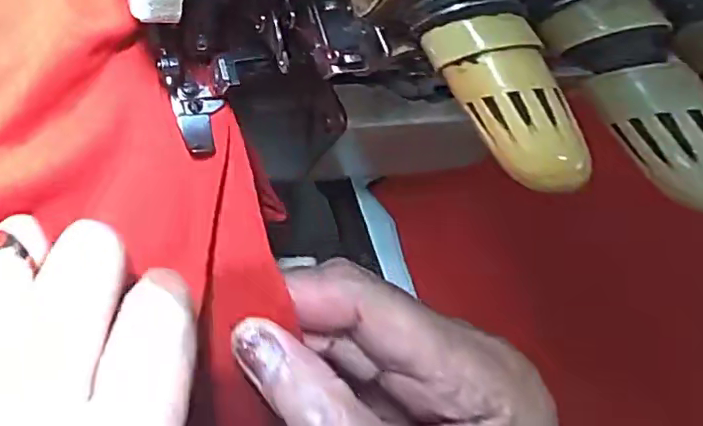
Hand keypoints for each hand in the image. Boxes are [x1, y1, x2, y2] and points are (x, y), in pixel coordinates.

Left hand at [0, 215, 197, 425]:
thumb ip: (146, 414)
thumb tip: (158, 364)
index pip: (162, 310)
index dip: (162, 302)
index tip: (152, 308)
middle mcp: (41, 374)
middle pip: (92, 247)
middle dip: (95, 266)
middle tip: (81, 305)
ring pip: (16, 235)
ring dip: (22, 263)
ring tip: (12, 304)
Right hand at [233, 258, 554, 425]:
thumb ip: (328, 411)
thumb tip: (250, 336)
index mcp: (477, 367)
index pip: (359, 293)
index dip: (287, 293)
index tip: (228, 310)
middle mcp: (458, 354)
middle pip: (345, 311)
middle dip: (283, 325)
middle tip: (225, 344)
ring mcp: (440, 376)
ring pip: (339, 338)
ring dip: (289, 351)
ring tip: (242, 365)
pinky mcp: (419, 398)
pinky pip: (350, 369)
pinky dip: (310, 378)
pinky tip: (275, 384)